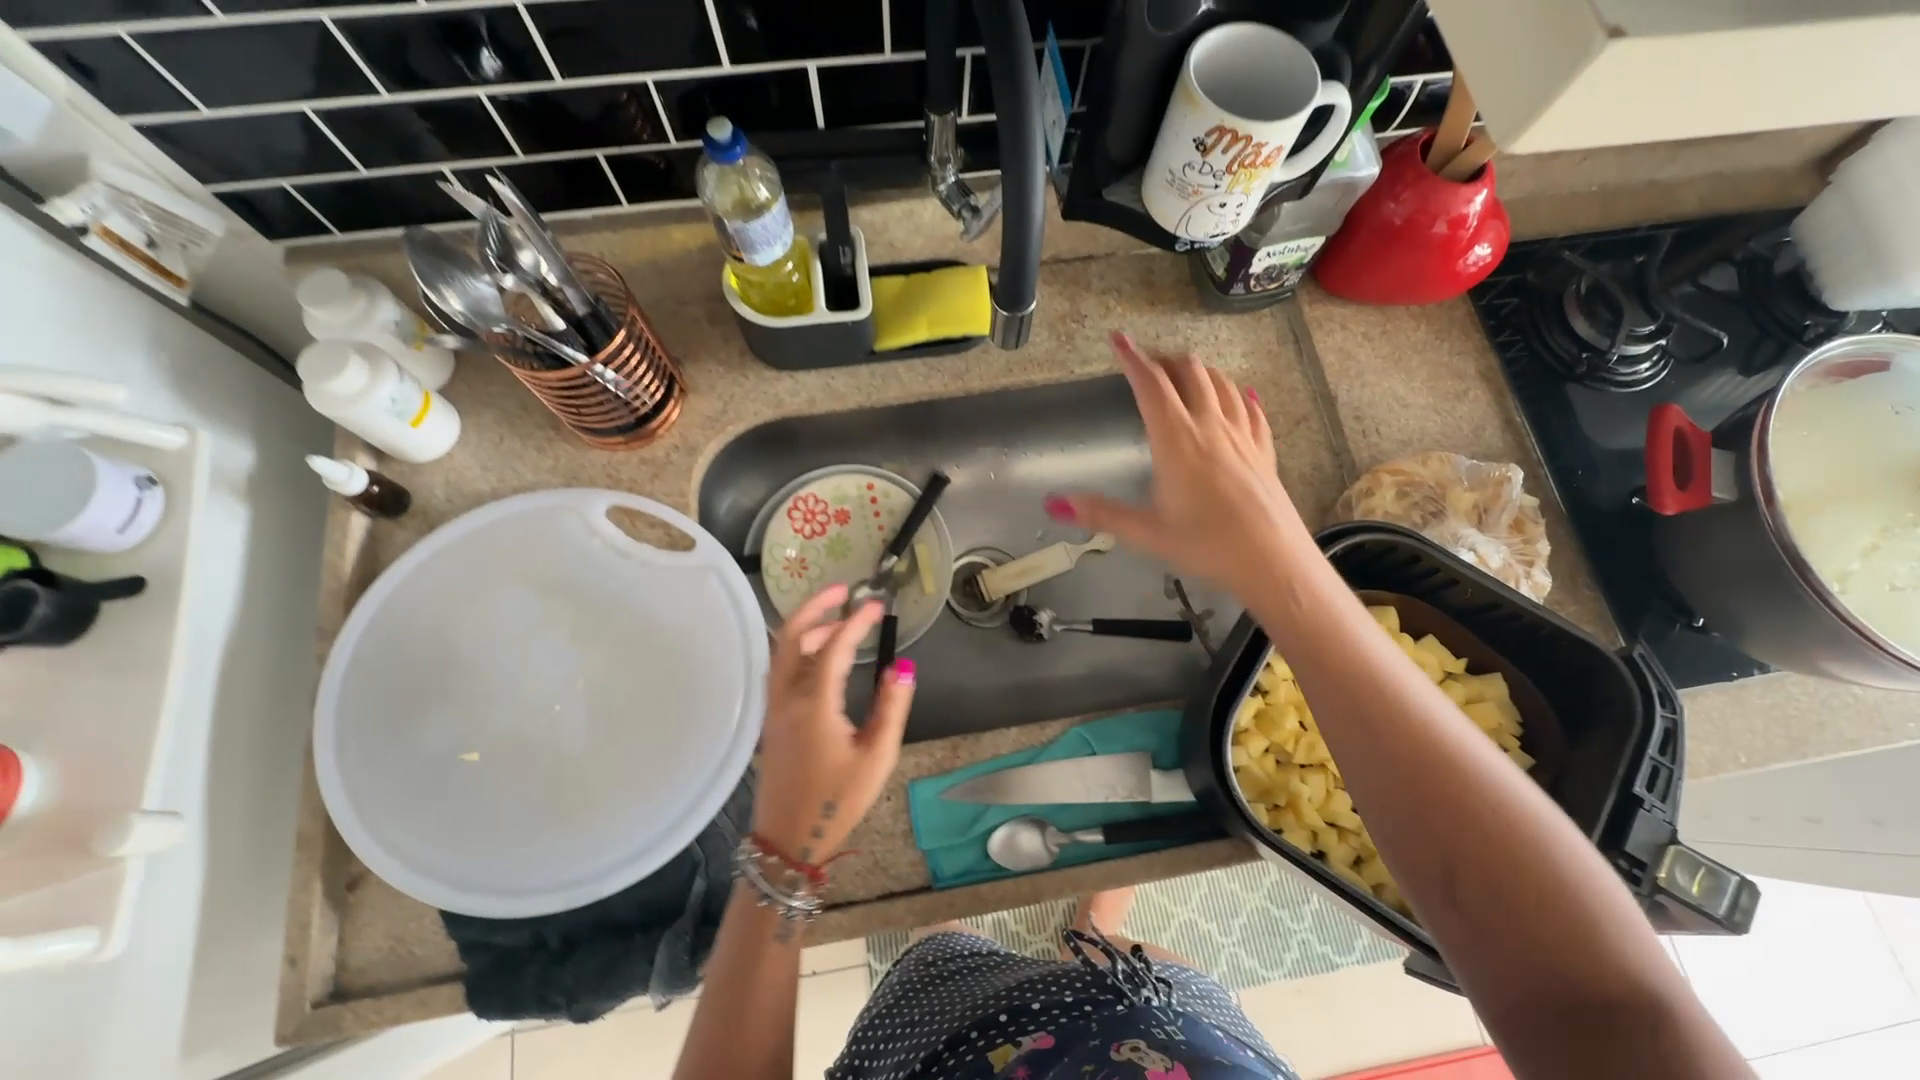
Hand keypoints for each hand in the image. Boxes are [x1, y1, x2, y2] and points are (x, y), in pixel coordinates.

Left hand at [753, 583, 915, 863]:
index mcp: (813, 705)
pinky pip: (780, 670)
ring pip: (780, 653)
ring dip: (805, 628)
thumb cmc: (838, 800)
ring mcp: (773, 709)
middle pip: (789, 636)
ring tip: (836, 622)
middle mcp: (786, 699)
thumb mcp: (877, 756)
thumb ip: (891, 708)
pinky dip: (797, 650)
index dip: (855, 622)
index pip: (832, 647)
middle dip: (814, 607)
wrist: (790, 838)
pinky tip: (818, 656)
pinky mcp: (770, 721)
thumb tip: (902, 667)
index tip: (875, 606)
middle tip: (843, 592)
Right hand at [1050, 332, 1314, 599]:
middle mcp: (1210, 426)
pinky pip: (1252, 410)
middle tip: (1148, 364)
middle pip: (1190, 372)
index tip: (1118, 339)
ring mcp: (1242, 436)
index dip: (1132, 358)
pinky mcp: (1264, 450)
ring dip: (1201, 371)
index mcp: (1176, 440)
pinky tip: (1242, 395)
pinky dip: (1240, 395)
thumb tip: (1053, 503)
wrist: (1272, 561)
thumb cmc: (1206, 546)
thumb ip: (1100, 513)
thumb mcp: (1146, 532)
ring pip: (1222, 384)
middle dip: (1165, 360)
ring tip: (1185, 373)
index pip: (1151, 384)